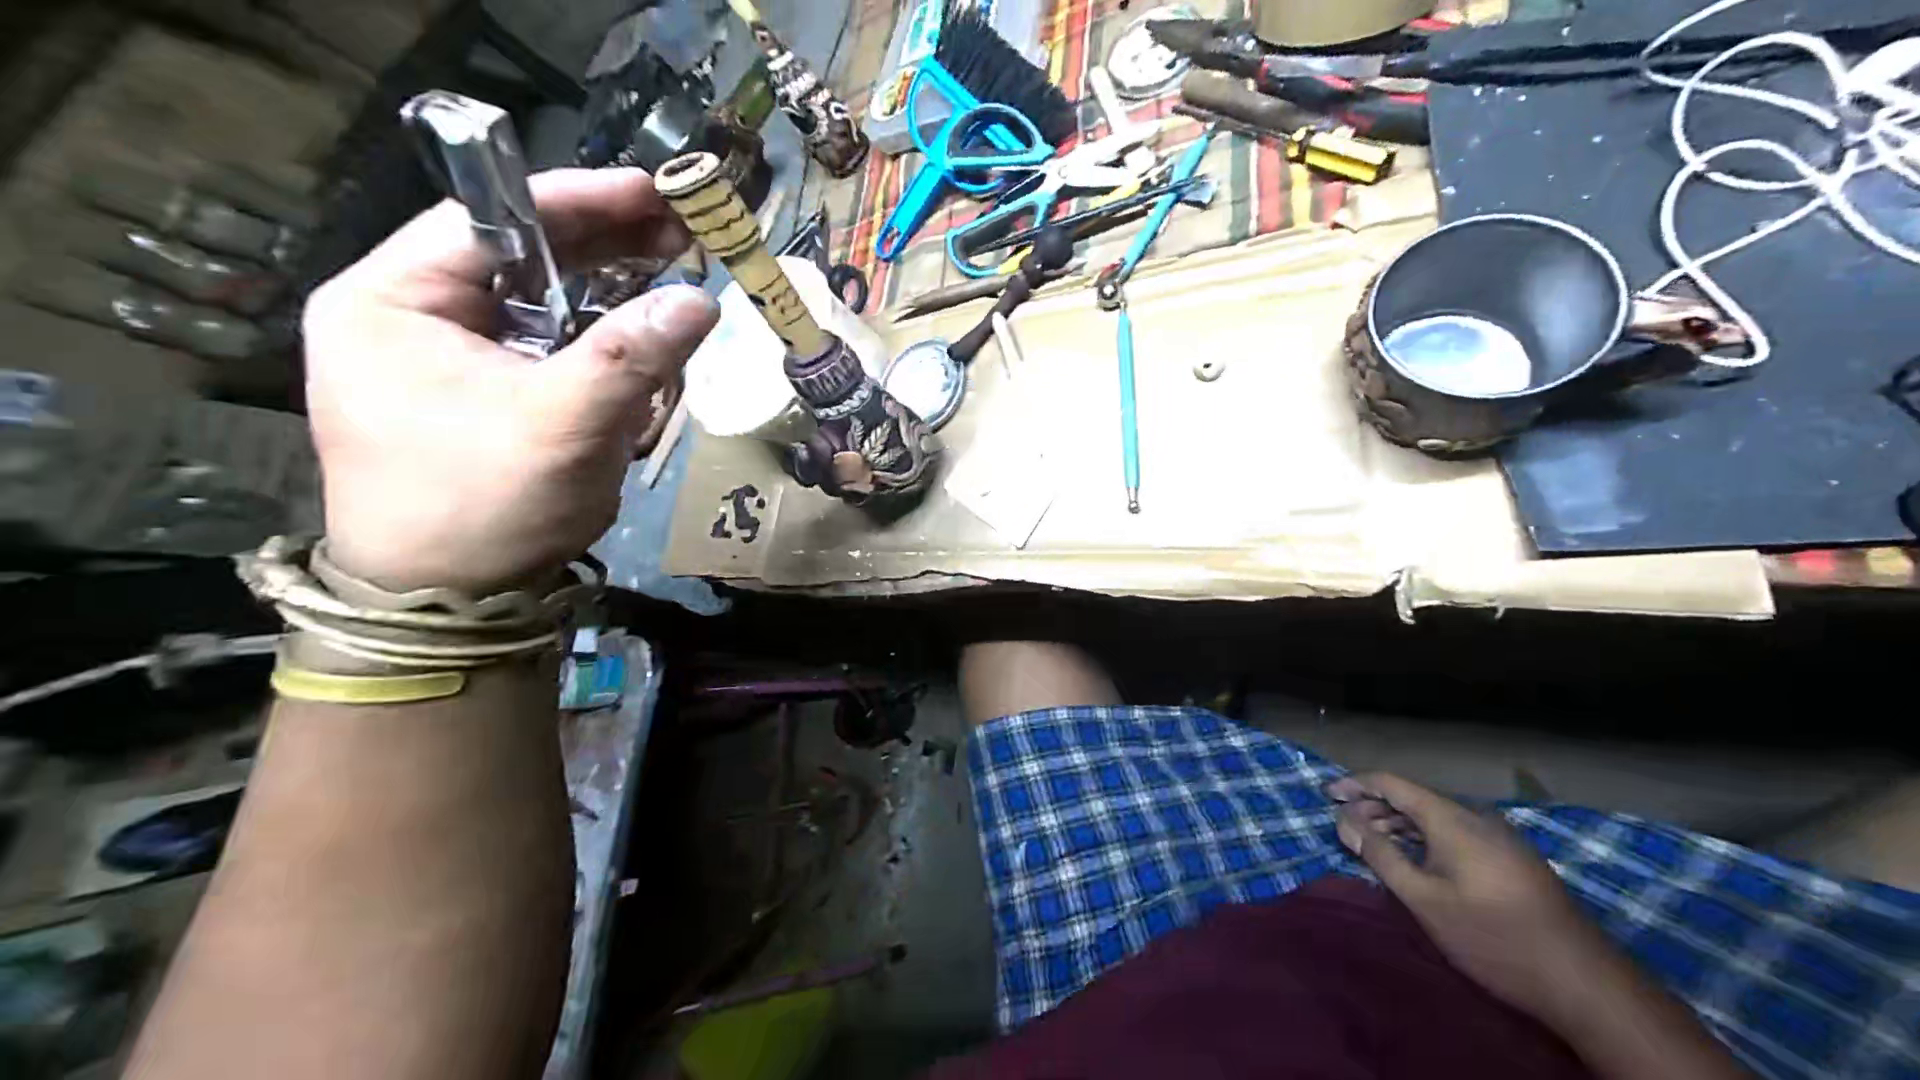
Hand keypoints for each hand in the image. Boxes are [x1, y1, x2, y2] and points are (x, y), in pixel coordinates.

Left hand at [301, 169, 718, 592]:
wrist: (450, 603)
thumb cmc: (484, 506)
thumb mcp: (563, 424)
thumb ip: (632, 354)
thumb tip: (702, 299)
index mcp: (392, 301)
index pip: (492, 219)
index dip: (580, 202)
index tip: (655, 194)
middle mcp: (411, 317)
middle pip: (523, 258)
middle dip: (605, 253)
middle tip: (680, 243)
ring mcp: (448, 361)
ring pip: (545, 310)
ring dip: (611, 314)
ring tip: (670, 310)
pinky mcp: (484, 398)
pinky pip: (552, 357)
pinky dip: (600, 359)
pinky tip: (640, 372)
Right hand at [1328, 773, 1611, 1027]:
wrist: (1585, 984)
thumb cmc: (1492, 936)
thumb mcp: (1423, 898)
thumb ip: (1380, 854)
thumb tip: (1345, 820)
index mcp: (1452, 818)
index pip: (1392, 783)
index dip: (1356, 784)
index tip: (1327, 795)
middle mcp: (1476, 817)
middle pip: (1414, 798)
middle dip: (1374, 807)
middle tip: (1345, 825)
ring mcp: (1499, 838)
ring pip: (1435, 817)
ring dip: (1399, 824)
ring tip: (1372, 842)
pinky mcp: (1513, 859)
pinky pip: (1455, 833)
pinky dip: (1424, 838)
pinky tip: (1415, 859)